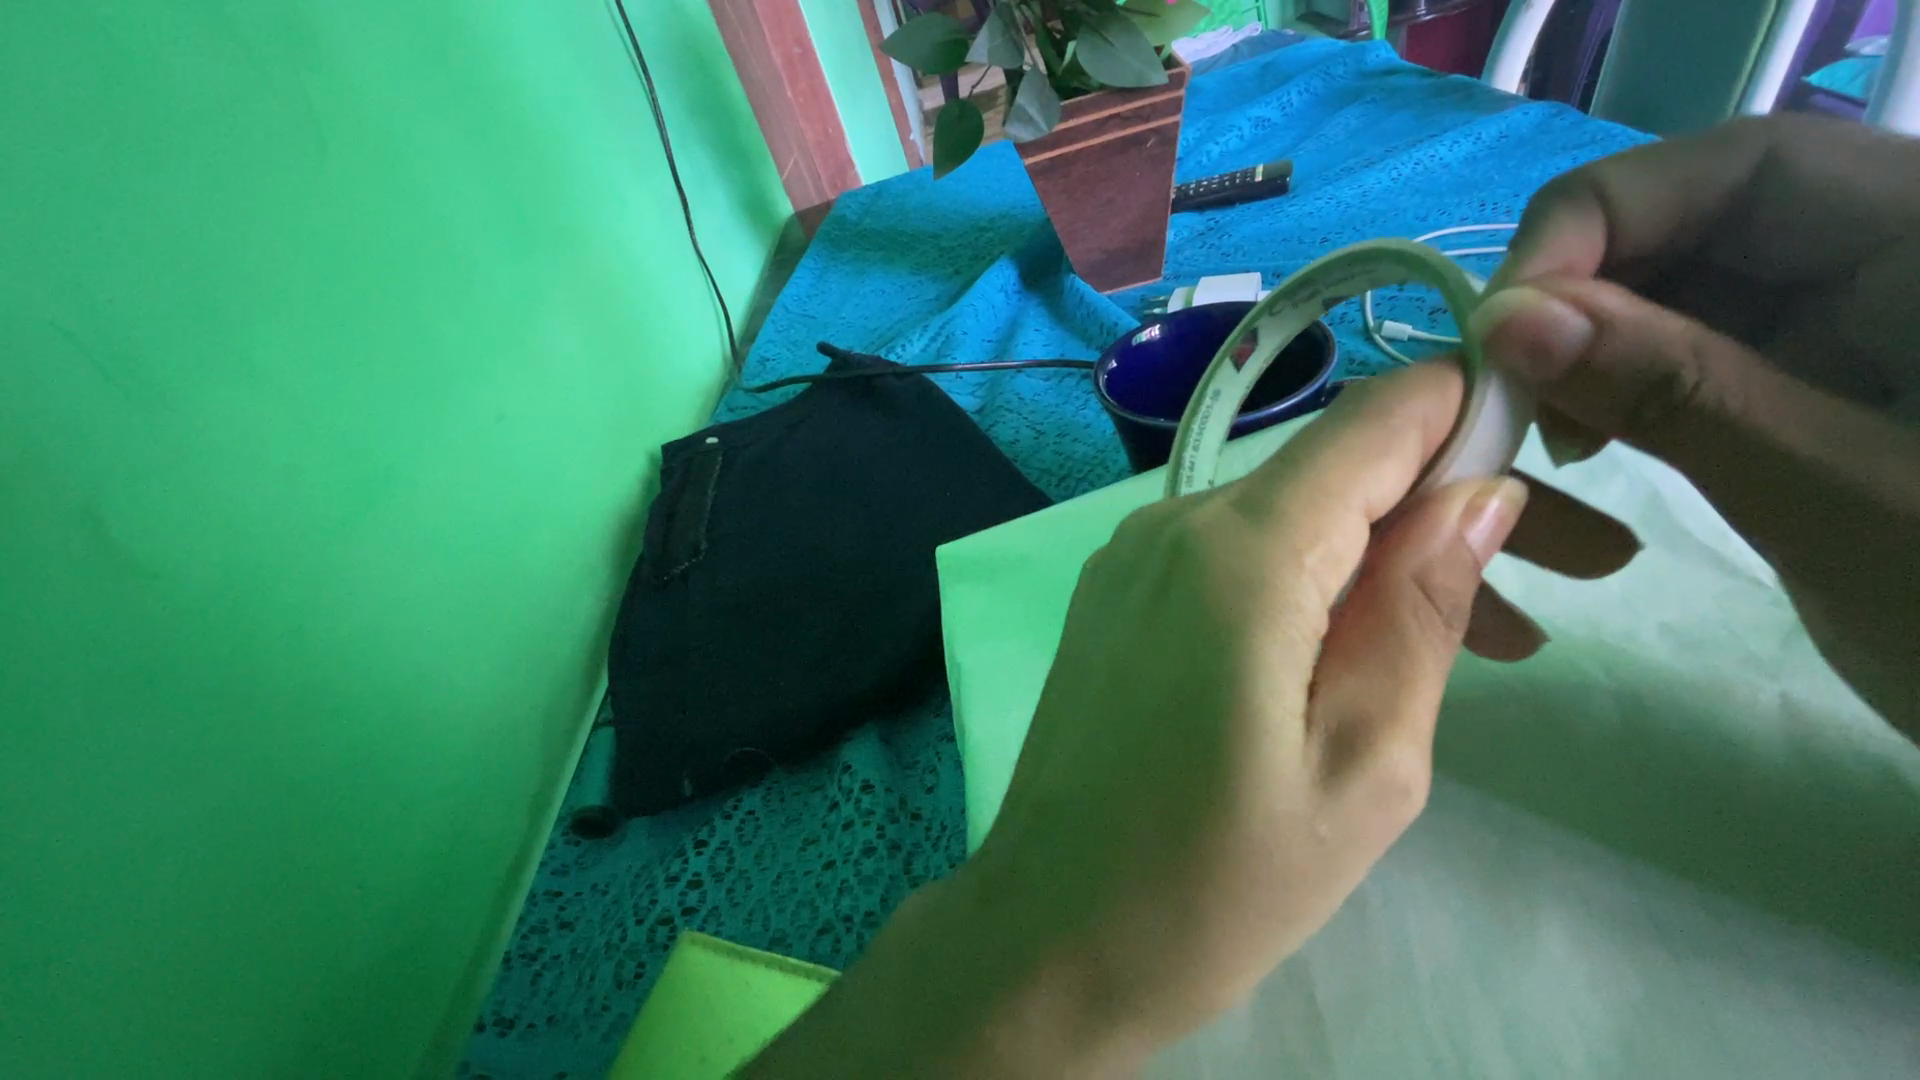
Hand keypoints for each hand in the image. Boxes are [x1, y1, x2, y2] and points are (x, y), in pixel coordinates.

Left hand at [747, 362, 1636, 1076]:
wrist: (1050, 930)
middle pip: (1338, 465)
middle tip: (1583, 576)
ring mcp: (1132, 556)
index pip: (1376, 419)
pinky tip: (1368, 645)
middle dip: (1455, 499)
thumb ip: (1418, 608)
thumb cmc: (1213, 880)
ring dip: (1390, 550)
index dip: (1475, 414)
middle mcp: (1172, 522)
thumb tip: (1477, 492)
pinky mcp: (1116, 596)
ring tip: (1500, 640)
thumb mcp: (1363, 761)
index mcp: (1238, 550)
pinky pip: (1235, 555)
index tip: (1565, 465)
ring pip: (1290, 512)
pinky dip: (1314, 578)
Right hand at [1475, 115, 1919, 734]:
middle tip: (1508, 392)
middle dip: (1574, 296)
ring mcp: (1840, 329)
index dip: (1600, 219)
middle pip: (1691, 224)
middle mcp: (1890, 262)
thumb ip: (1677, 393)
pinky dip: (1603, 389)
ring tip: (1544, 431)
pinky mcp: (1795, 388)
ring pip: (1666, 293)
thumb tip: (1504, 320)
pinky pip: (1671, 355)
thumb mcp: (1843, 497)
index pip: (1745, 166)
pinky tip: (1577, 441)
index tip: (1503, 323)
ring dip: (1576, 349)